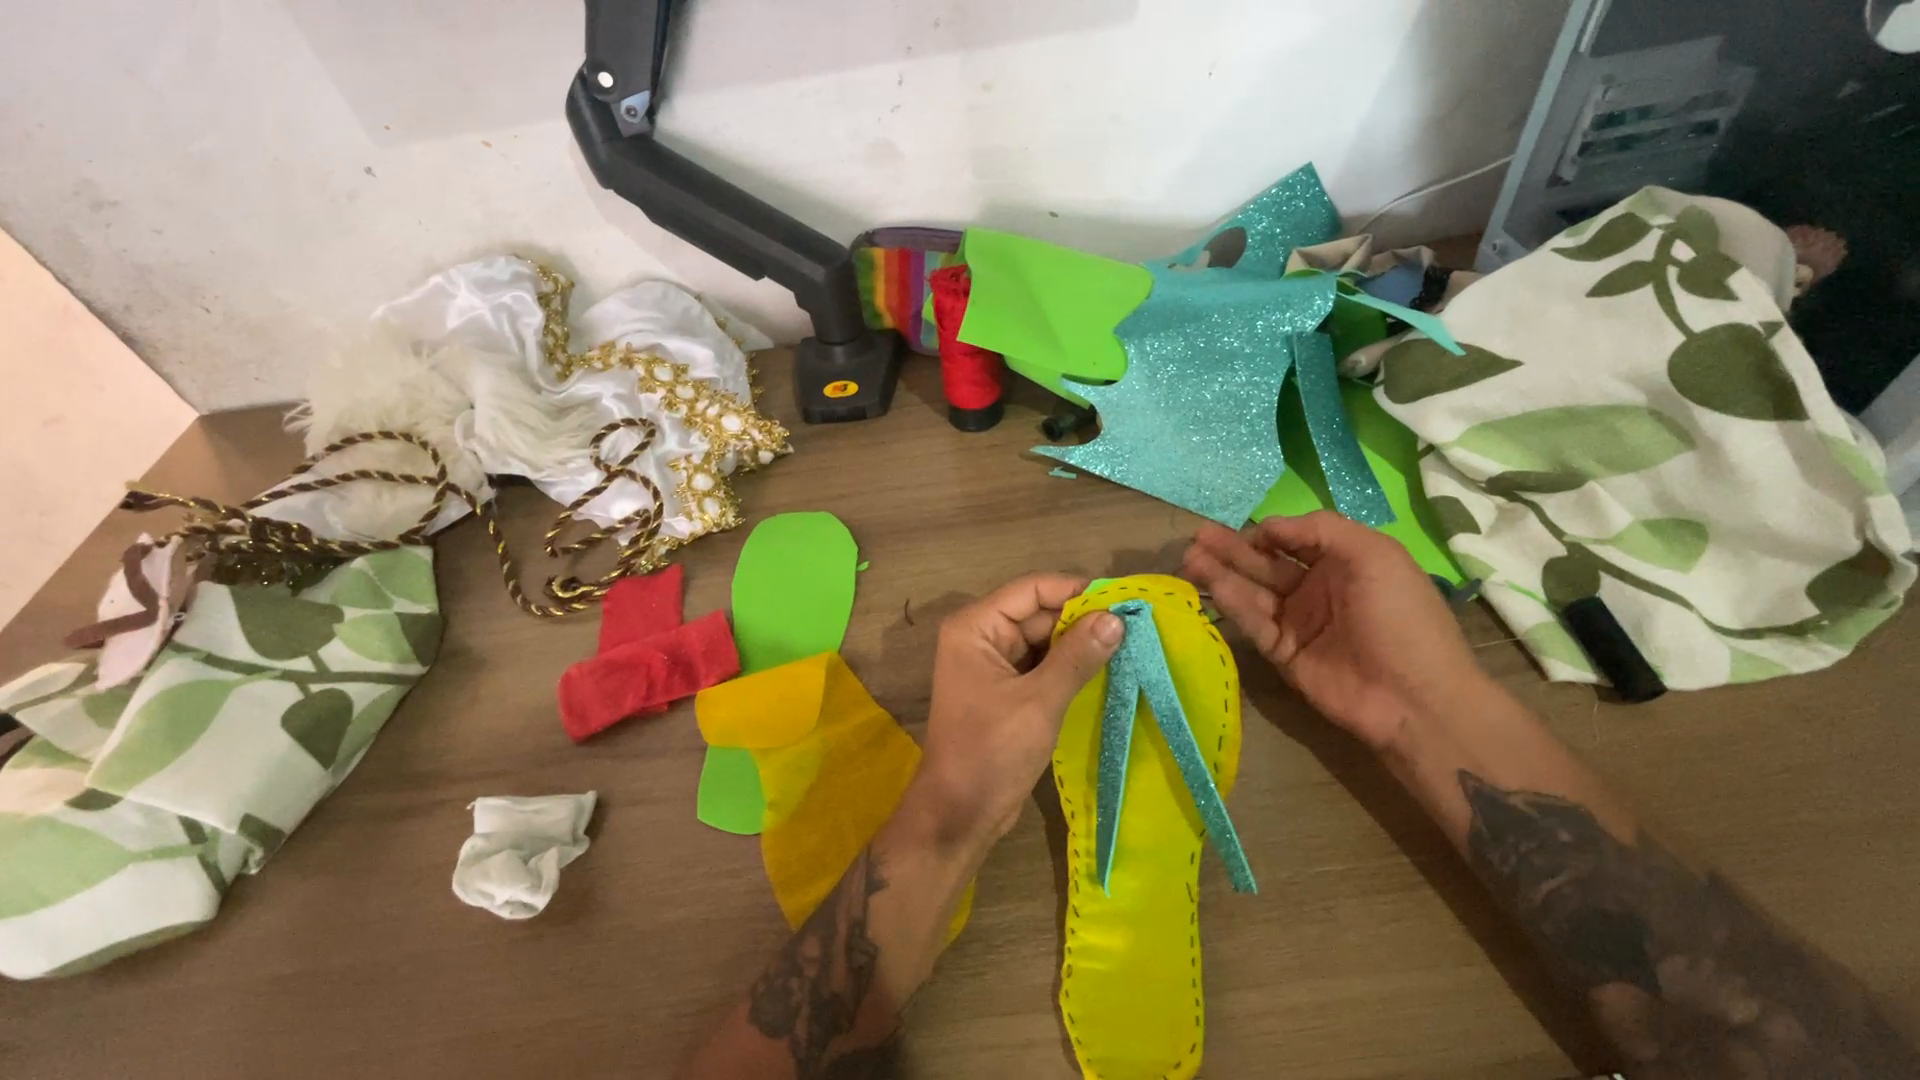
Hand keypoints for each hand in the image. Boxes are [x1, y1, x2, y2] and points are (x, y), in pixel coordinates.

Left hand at [912, 574, 1123, 846]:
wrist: (960, 813)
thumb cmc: (991, 752)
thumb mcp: (1039, 702)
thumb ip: (1077, 657)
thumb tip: (1116, 618)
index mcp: (975, 627)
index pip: (1031, 589)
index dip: (1076, 590)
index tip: (1122, 600)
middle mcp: (981, 636)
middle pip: (1039, 612)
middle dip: (1083, 618)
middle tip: (1134, 625)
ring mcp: (993, 664)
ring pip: (1044, 639)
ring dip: (1080, 642)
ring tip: (1129, 644)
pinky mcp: (1006, 689)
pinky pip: (1042, 664)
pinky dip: (1070, 665)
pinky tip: (1106, 668)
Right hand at [1181, 511, 1492, 754]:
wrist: (1415, 698)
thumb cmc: (1402, 617)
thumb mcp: (1376, 555)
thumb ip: (1322, 529)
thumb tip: (1268, 526)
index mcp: (1344, 562)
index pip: (1294, 539)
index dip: (1268, 531)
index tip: (1247, 529)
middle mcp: (1317, 589)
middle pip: (1266, 564)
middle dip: (1232, 549)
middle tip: (1197, 536)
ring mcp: (1299, 622)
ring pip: (1252, 592)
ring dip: (1222, 574)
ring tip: (1189, 559)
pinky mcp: (1283, 654)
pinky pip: (1254, 624)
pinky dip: (1233, 605)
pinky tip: (1212, 587)